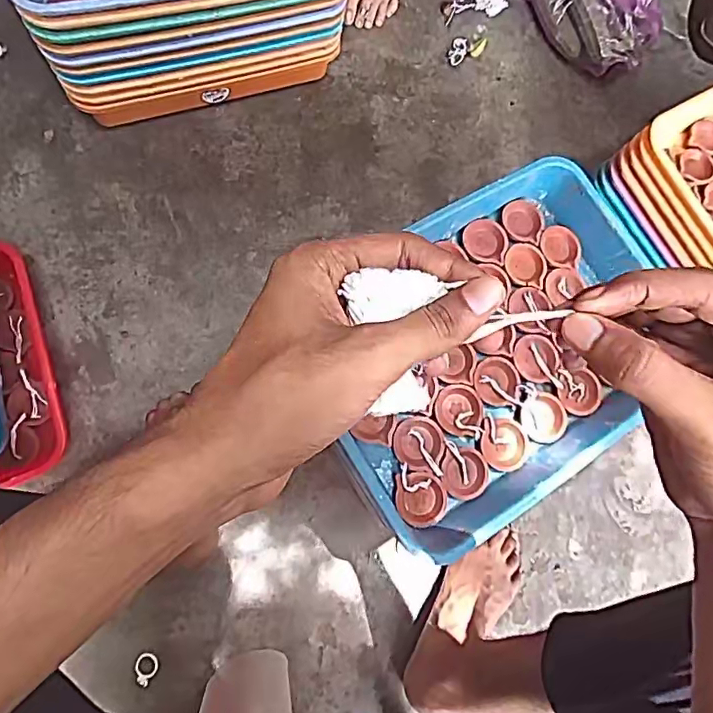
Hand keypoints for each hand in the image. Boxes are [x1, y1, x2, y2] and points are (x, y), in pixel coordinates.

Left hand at [166, 234, 505, 510]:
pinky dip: (384, 375)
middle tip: (475, 341)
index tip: (490, 296)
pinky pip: (364, 357)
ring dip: (410, 351)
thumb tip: (487, 292)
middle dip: (432, 318)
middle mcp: (312, 290)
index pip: (400, 250)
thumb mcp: (369, 357)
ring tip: (432, 374)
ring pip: (382, 327)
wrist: (222, 462)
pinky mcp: (313, 366)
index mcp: (317, 267)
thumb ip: (432, 323)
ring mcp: (311, 329)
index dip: (449, 270)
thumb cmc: (284, 401)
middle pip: (393, 288)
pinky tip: (391, 402)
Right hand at [559, 270, 712, 543]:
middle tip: (574, 318)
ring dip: (608, 323)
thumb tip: (583, 327)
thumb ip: (641, 369)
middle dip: (619, 306)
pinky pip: (635, 340)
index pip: (703, 288)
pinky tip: (587, 347)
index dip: (641, 290)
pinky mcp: (679, 364)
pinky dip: (608, 343)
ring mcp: (711, 345)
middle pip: (670, 296)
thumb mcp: (704, 419)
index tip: (591, 303)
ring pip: (647, 315)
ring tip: (574, 332)